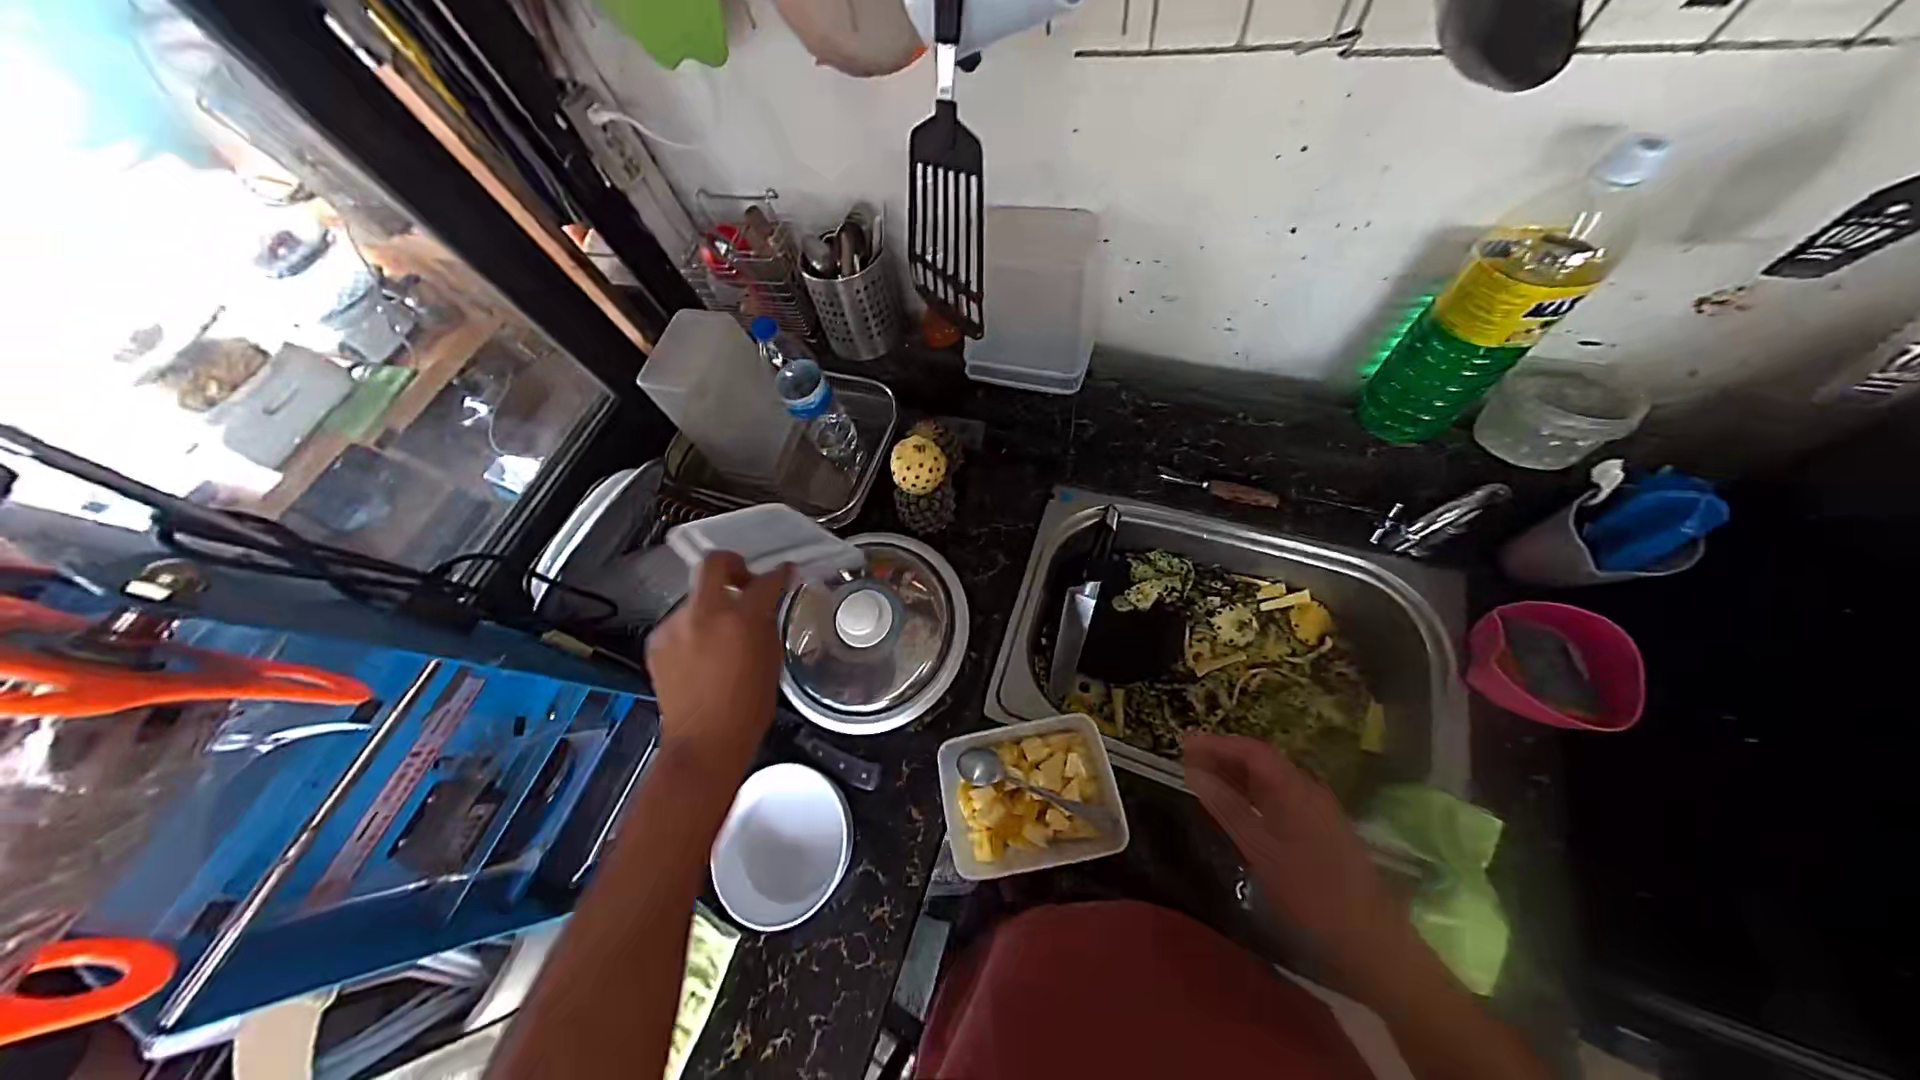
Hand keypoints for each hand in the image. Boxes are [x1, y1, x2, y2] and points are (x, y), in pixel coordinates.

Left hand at [645, 553, 790, 775]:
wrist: (705, 741)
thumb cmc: (745, 710)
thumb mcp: (772, 661)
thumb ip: (767, 624)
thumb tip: (766, 606)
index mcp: (741, 620)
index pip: (765, 581)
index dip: (779, 573)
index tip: (782, 573)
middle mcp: (704, 615)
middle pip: (715, 563)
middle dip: (732, 564)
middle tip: (743, 577)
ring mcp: (676, 627)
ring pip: (696, 596)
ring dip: (712, 605)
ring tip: (722, 632)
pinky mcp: (657, 641)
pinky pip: (680, 621)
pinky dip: (693, 627)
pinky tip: (703, 652)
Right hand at [1182, 734, 1416, 996]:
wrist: (1372, 943)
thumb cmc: (1309, 896)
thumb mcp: (1259, 850)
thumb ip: (1226, 807)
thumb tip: (1194, 772)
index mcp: (1294, 790)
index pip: (1252, 751)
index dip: (1216, 744)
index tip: (1183, 746)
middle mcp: (1309, 791)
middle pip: (1263, 761)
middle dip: (1224, 757)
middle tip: (1187, 763)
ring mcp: (1319, 810)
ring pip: (1272, 780)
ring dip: (1238, 776)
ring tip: (1204, 781)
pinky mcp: (1323, 830)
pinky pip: (1282, 798)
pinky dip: (1254, 795)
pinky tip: (1237, 808)